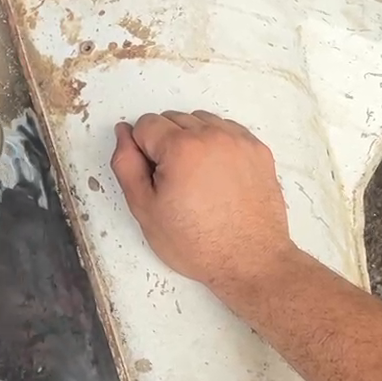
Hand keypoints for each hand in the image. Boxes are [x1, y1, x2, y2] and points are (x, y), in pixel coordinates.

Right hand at [110, 111, 304, 289]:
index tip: (155, 179)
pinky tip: (215, 175)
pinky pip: (227, 130)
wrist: (249, 261)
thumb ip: (126, 164)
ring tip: (196, 178)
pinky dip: (216, 144)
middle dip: (165, 144)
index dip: (142, 152)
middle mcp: (213, 136)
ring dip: (191, 140)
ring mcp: (239, 141)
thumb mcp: (144, 209)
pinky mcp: (258, 150)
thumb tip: (123, 134)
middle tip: (174, 182)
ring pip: (199, 120)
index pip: (145, 124)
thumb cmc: (198, 243)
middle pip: (172, 118)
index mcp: (181, 148)